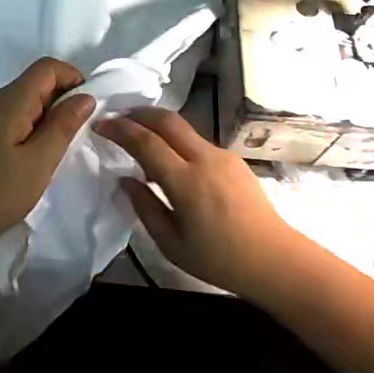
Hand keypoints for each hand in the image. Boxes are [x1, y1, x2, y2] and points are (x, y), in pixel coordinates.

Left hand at [0, 58, 96, 273]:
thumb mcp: (40, 162)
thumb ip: (64, 125)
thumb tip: (86, 96)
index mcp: (10, 102)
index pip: (47, 67)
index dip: (73, 78)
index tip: (88, 108)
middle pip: (39, 80)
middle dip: (66, 97)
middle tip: (80, 131)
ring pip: (31, 99)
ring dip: (53, 113)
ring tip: (64, 145)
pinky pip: (20, 116)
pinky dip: (39, 125)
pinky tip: (43, 152)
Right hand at [94, 107, 315, 297]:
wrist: (273, 258)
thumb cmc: (218, 259)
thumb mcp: (171, 243)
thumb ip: (145, 207)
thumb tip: (125, 180)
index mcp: (186, 181)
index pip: (146, 142)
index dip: (120, 129)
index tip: (101, 124)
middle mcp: (205, 159)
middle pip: (169, 121)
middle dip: (140, 113)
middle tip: (119, 117)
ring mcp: (223, 157)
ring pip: (186, 129)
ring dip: (160, 126)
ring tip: (141, 137)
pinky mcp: (235, 161)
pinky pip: (200, 143)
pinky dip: (178, 142)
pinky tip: (171, 160)